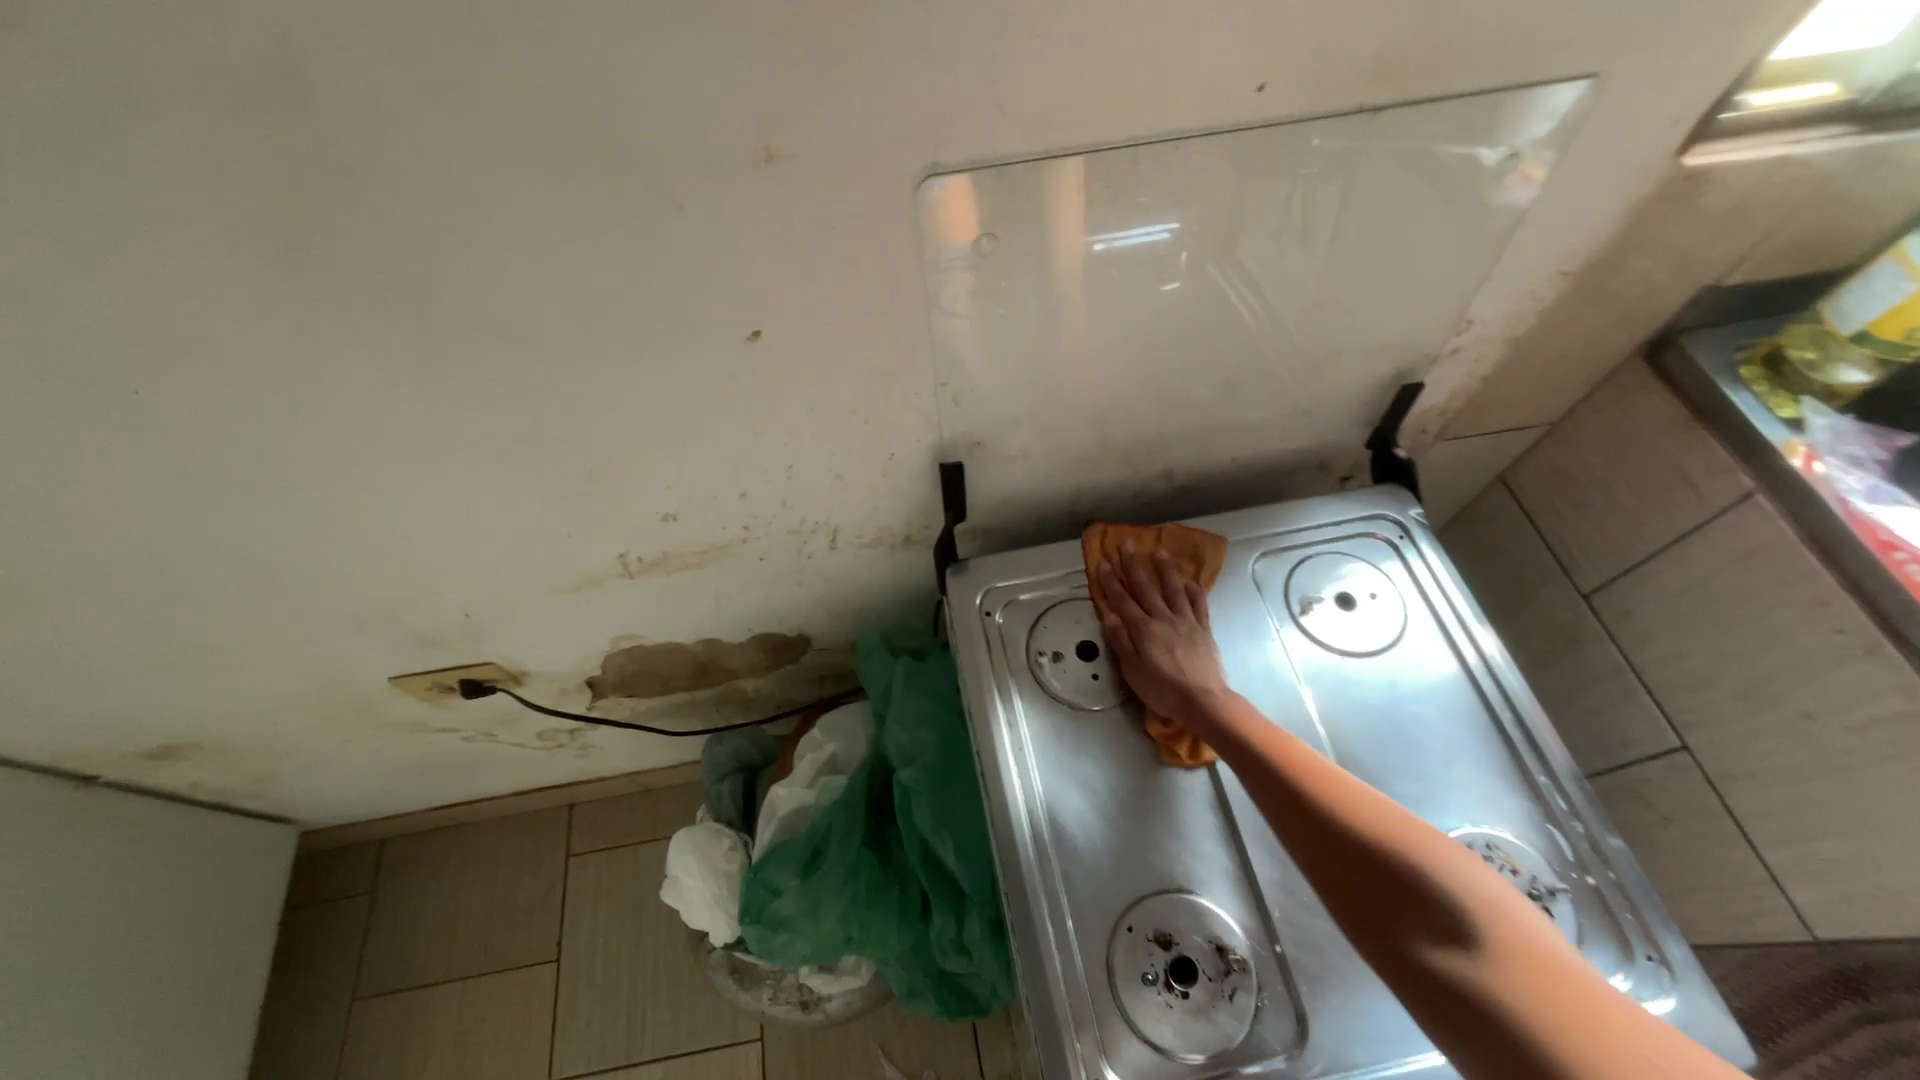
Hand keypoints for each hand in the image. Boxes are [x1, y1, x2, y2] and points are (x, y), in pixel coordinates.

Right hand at [1097, 543, 1230, 722]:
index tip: (1103, 562)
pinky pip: (1198, 604)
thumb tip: (1109, 616)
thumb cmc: (1162, 690)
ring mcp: (1186, 621)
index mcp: (1143, 629)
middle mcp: (1163, 619)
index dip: (1111, 581)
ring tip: (1160, 551)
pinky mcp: (1204, 629)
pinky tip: (1191, 581)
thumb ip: (1121, 642)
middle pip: (1146, 588)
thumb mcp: (1132, 671)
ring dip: (1165, 569)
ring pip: (1173, 589)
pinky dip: (1194, 591)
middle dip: (1134, 565)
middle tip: (1127, 544)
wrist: (1203, 700)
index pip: (1123, 600)